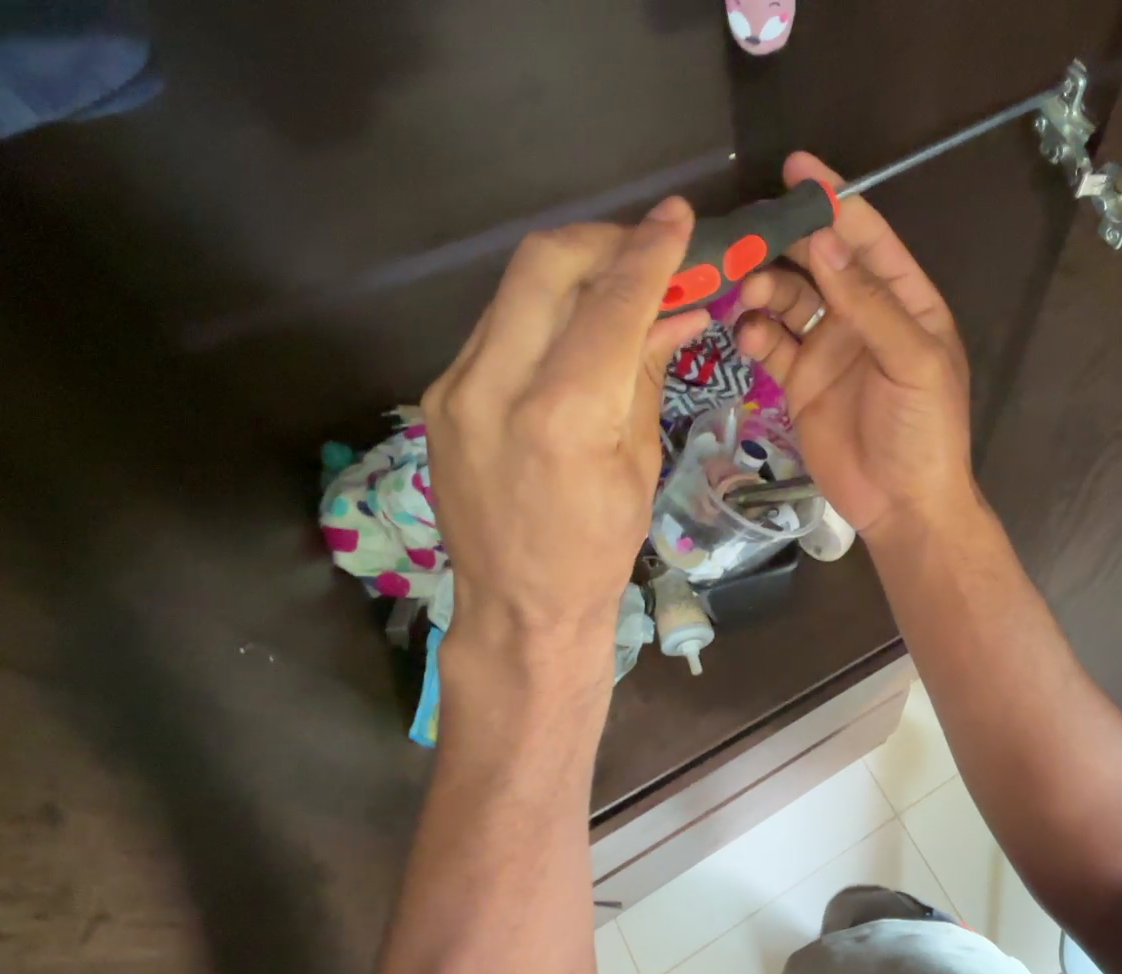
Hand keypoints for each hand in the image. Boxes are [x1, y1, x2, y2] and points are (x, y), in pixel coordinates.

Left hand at [421, 199, 708, 653]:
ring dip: (575, 271)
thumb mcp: (638, 461)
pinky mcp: (441, 392)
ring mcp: (456, 385)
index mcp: (561, 413)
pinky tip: (580, 328)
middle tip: (650, 251)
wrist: (518, 607)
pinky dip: (547, 310)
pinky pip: (500, 324)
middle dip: (605, 240)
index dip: (652, 251)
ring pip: (516, 286)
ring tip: (622, 286)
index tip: (681, 217)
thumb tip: (679, 311)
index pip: (611, 301)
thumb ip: (646, 371)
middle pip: (545, 262)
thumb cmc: (597, 549)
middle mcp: (494, 384)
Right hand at [735, 152, 978, 544]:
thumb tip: (823, 241)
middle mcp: (864, 317)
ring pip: (788, 298)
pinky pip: (770, 342)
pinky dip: (754, 330)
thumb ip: (867, 302)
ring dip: (764, 286)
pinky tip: (746, 331)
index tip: (796, 168)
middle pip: (819, 262)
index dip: (835, 201)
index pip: (867, 240)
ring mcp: (829, 348)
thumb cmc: (923, 431)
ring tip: (745, 288)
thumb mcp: (910, 361)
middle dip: (786, 243)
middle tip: (748, 233)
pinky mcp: (799, 381)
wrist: (902, 505)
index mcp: (905, 303)